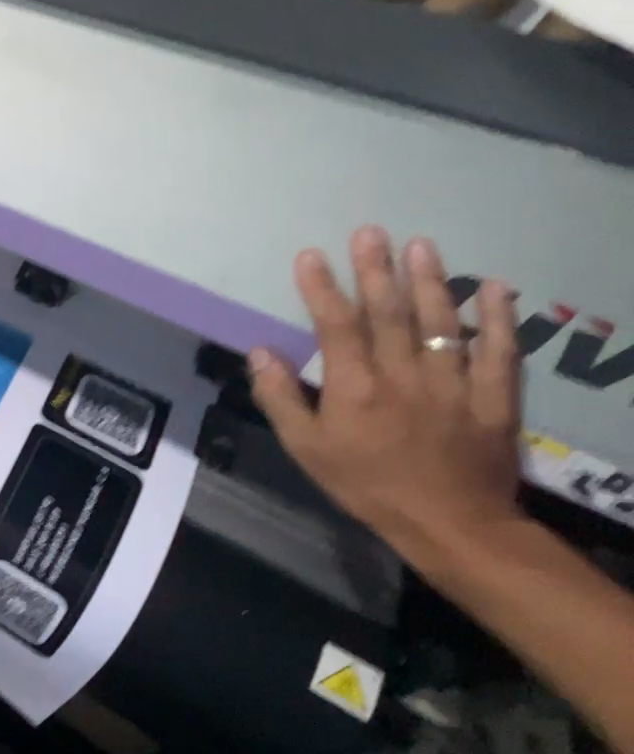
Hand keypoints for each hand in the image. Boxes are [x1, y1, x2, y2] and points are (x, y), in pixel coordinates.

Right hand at [249, 226, 524, 563]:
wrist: (454, 527)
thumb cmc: (367, 484)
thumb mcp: (306, 448)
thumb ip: (280, 398)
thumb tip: (260, 352)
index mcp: (355, 388)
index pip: (335, 326)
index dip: (321, 289)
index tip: (310, 255)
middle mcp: (403, 377)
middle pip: (389, 314)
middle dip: (376, 270)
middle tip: (370, 232)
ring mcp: (454, 385)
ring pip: (440, 324)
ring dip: (430, 281)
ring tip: (420, 245)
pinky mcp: (494, 399)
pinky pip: (499, 352)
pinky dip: (496, 318)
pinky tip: (493, 287)